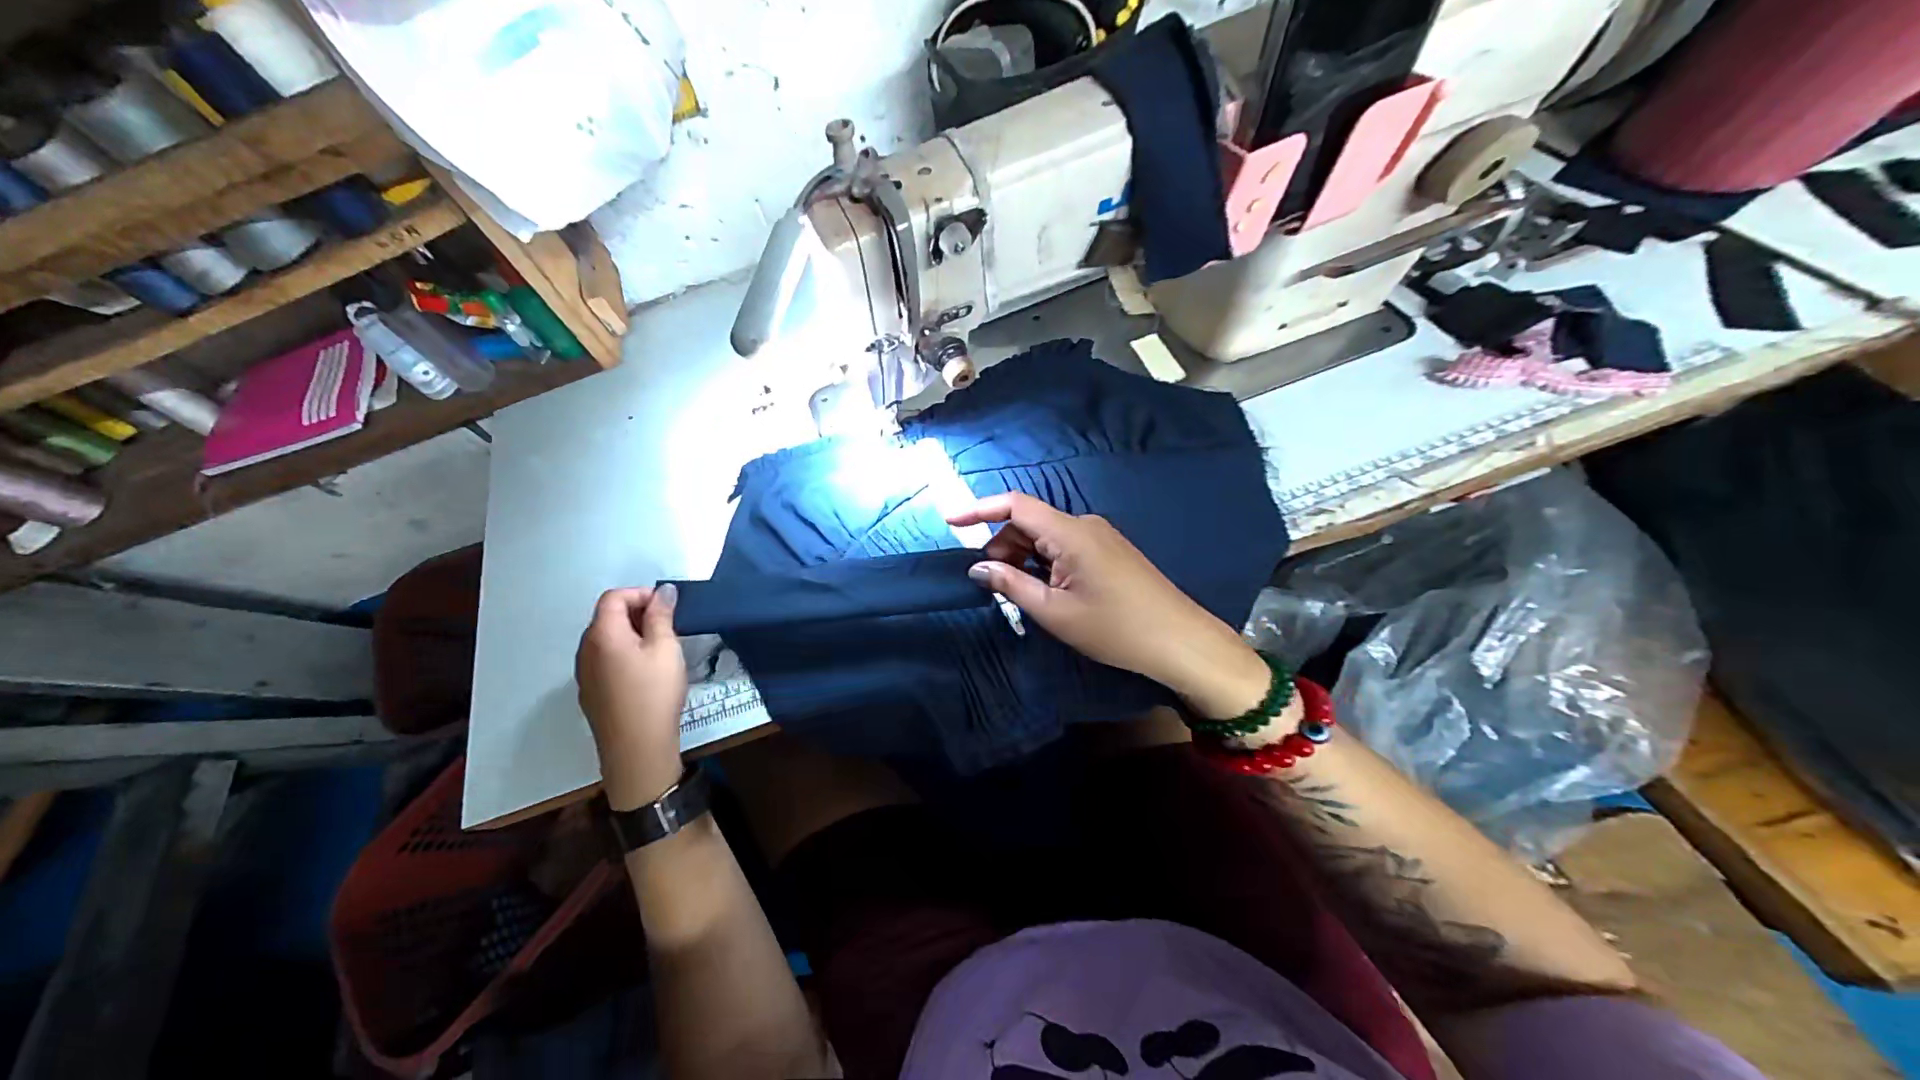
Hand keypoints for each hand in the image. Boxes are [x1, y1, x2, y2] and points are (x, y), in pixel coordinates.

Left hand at [576, 585, 688, 809]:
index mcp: (602, 634)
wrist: (637, 748)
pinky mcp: (590, 693)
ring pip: (605, 640)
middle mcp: (585, 649)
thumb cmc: (654, 692)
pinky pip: (604, 660)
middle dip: (637, 613)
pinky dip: (623, 655)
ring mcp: (584, 673)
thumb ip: (661, 615)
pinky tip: (644, 674)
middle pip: (606, 617)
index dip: (641, 594)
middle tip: (668, 628)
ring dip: (630, 635)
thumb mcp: (666, 648)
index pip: (613, 597)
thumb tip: (663, 591)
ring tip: (659, 650)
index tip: (667, 608)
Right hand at [947, 493, 1270, 719]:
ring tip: (1020, 595)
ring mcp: (1100, 536)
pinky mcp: (1109, 551)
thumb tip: (978, 569)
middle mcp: (1084, 524)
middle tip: (991, 585)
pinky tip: (1045, 591)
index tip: (950, 522)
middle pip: (1029, 522)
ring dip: (1024, 558)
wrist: (1178, 640)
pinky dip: (1045, 563)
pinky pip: (1065, 546)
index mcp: (1069, 532)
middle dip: (1002, 546)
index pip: (1015, 505)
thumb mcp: (1054, 611)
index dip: (979, 509)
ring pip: (1046, 536)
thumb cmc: (1113, 627)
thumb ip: (1011, 585)